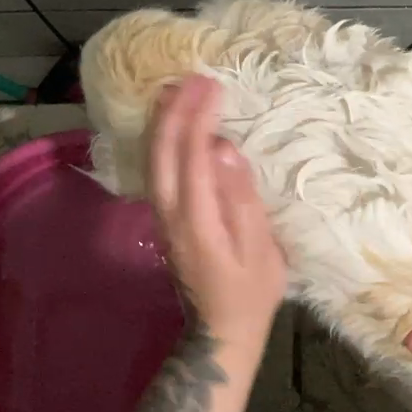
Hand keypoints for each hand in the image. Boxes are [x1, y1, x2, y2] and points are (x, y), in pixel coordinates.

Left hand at [148, 76, 286, 350]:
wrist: (220, 334)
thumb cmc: (250, 293)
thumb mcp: (260, 249)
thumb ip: (241, 198)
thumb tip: (223, 148)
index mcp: (196, 217)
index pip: (191, 154)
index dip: (199, 116)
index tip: (212, 85)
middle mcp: (169, 212)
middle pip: (162, 151)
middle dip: (174, 110)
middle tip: (192, 77)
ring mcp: (161, 217)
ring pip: (152, 159)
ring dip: (161, 122)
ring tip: (173, 90)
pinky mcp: (163, 220)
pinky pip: (155, 169)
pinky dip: (160, 141)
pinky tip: (168, 127)